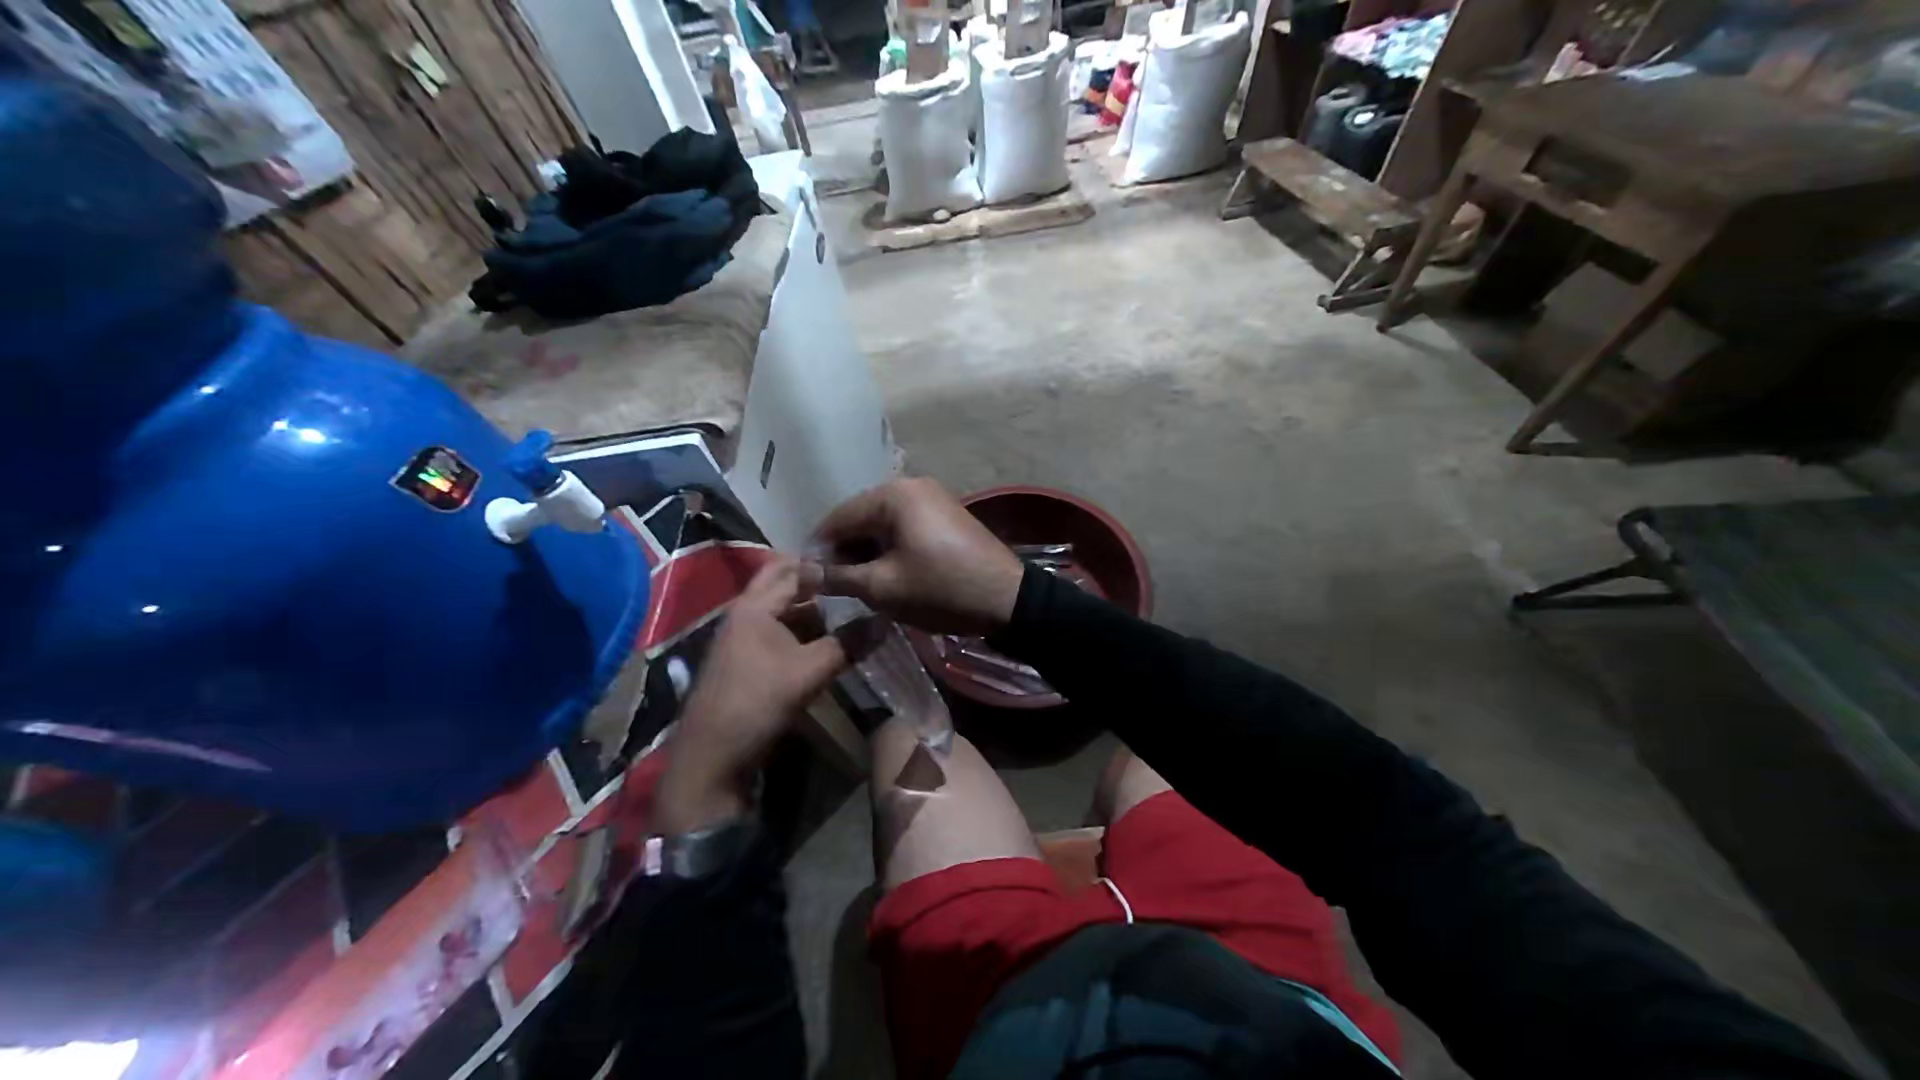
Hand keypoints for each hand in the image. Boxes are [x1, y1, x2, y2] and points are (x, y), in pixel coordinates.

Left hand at [656, 557, 850, 833]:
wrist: (712, 758)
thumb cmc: (756, 703)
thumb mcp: (808, 672)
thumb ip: (847, 643)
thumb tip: (886, 620)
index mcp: (754, 607)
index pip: (792, 568)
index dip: (825, 562)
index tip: (861, 560)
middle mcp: (746, 615)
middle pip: (785, 587)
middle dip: (820, 583)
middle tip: (858, 583)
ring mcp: (745, 640)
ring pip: (785, 612)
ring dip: (815, 610)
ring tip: (853, 610)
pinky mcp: (749, 663)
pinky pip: (782, 634)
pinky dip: (805, 632)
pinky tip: (830, 641)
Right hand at [810, 477, 1024, 634]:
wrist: (1007, 600)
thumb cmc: (940, 589)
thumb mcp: (882, 587)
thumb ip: (838, 577)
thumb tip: (803, 572)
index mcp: (893, 494)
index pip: (838, 517)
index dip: (818, 549)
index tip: (807, 579)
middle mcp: (911, 485)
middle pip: (860, 517)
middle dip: (844, 551)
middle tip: (834, 586)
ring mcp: (932, 498)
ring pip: (882, 524)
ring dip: (867, 552)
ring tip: (860, 585)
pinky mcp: (946, 515)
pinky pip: (904, 527)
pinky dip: (890, 549)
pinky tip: (887, 574)